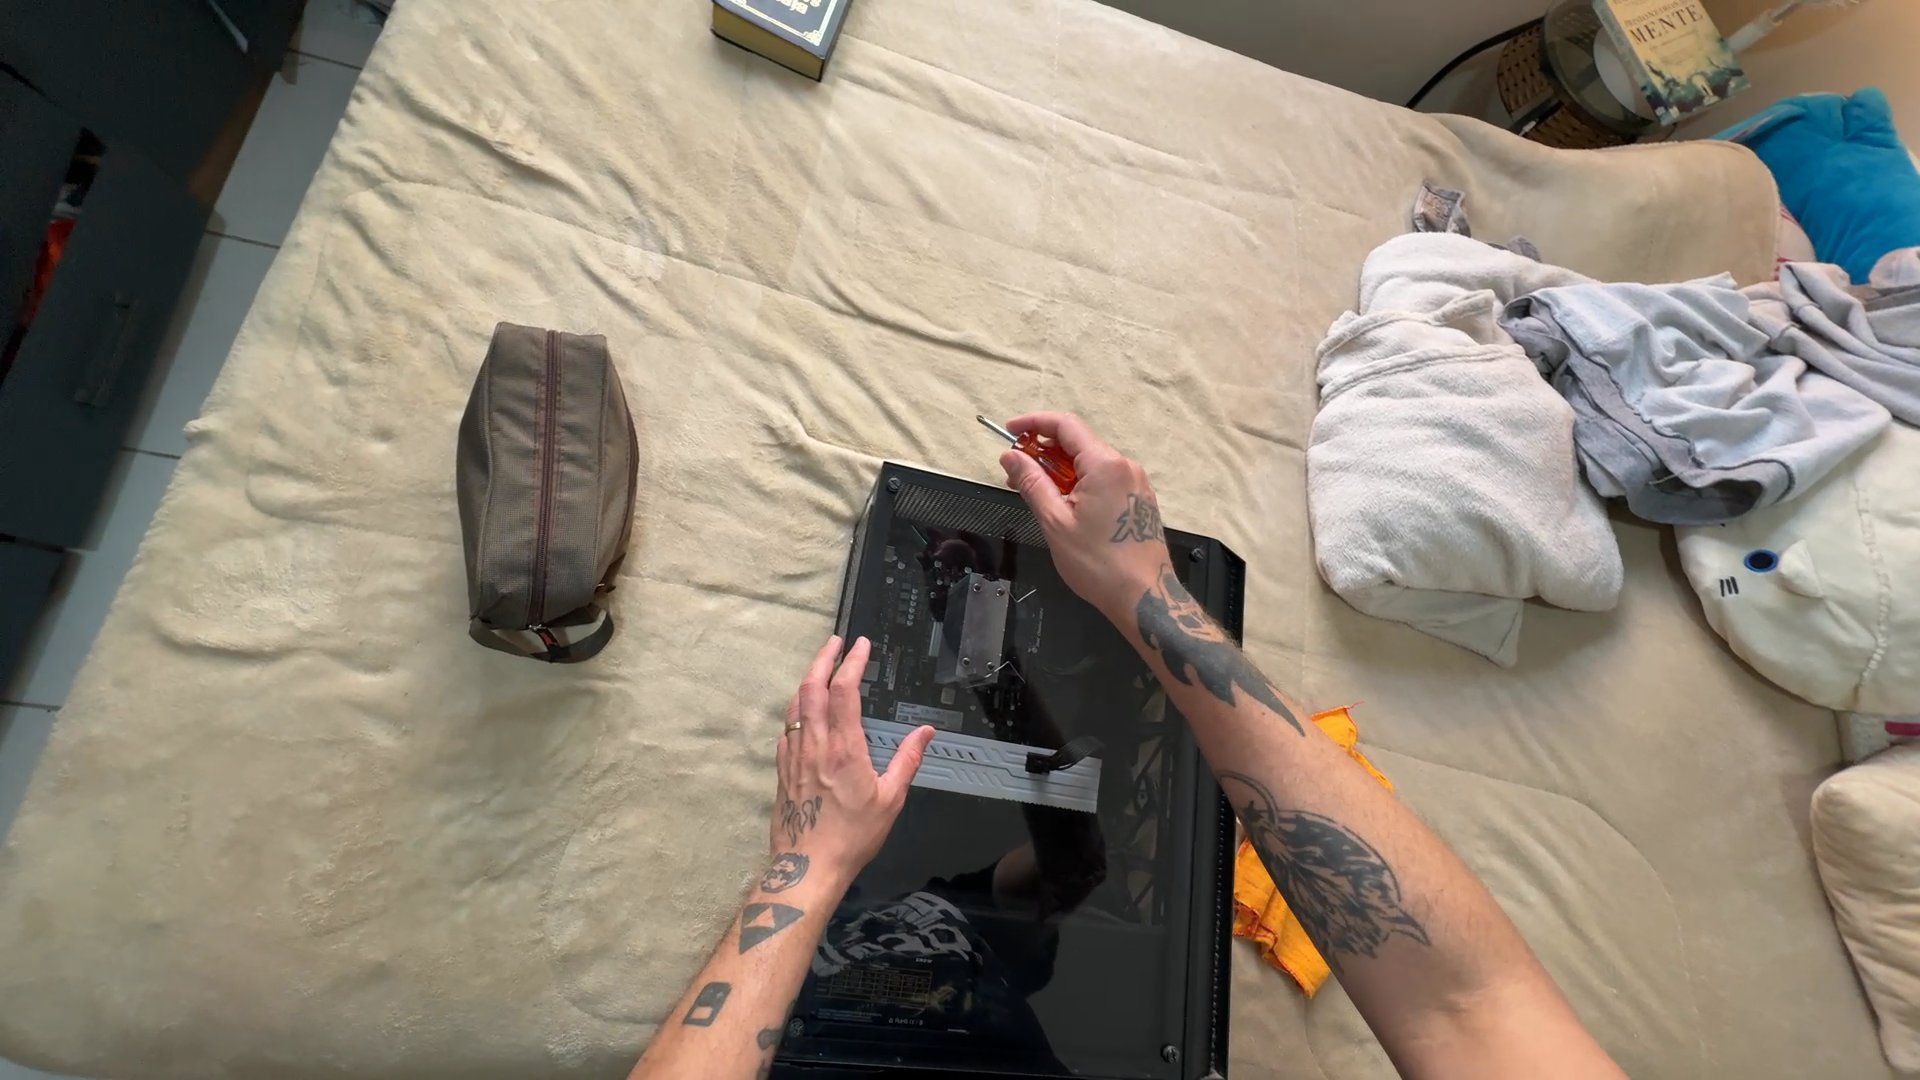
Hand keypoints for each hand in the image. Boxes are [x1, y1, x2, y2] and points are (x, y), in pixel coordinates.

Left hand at [773, 636, 935, 887]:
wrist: (807, 869)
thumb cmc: (852, 836)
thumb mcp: (890, 799)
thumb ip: (907, 760)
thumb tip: (926, 732)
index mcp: (844, 748)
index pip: (844, 691)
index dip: (851, 662)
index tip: (860, 645)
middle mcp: (815, 744)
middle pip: (812, 687)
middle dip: (823, 659)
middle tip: (835, 642)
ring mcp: (794, 756)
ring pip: (796, 705)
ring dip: (808, 680)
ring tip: (820, 669)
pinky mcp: (782, 770)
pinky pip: (786, 729)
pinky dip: (796, 711)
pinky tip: (803, 713)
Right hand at [998, 412, 1168, 617]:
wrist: (1144, 597)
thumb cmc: (1098, 564)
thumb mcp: (1055, 522)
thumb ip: (1031, 483)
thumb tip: (1011, 456)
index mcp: (1106, 465)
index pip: (1065, 425)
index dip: (1033, 423)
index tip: (1010, 431)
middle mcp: (1125, 466)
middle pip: (1078, 443)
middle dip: (1043, 451)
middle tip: (1015, 471)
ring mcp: (1135, 483)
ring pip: (1090, 462)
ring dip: (1059, 470)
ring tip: (1034, 491)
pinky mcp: (1138, 500)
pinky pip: (1104, 479)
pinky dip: (1079, 482)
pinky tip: (1062, 503)